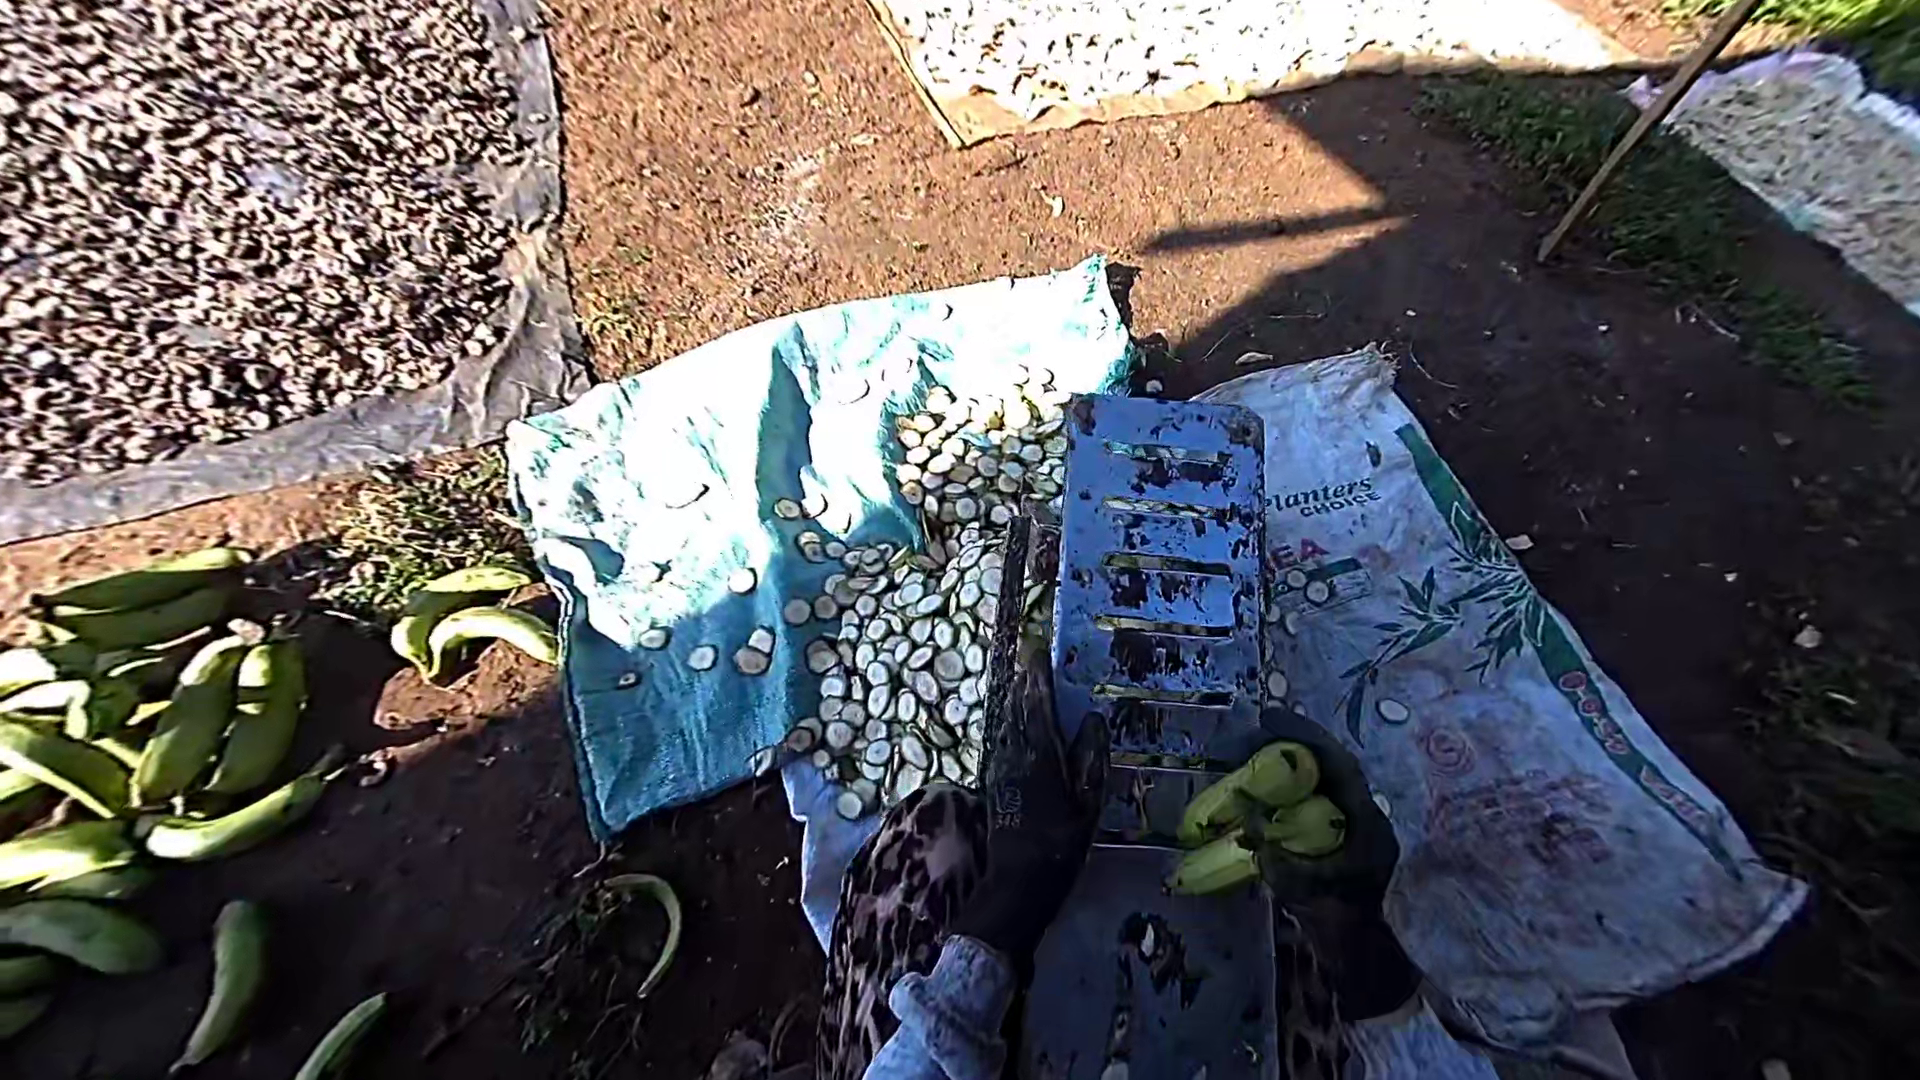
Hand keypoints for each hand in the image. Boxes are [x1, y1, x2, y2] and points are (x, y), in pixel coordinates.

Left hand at [948, 648, 1107, 975]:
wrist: (1018, 880)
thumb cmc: (1062, 843)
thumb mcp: (1088, 804)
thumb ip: (1091, 758)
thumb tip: (1094, 719)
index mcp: (1041, 754)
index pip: (1037, 704)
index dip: (1037, 675)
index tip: (1036, 649)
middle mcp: (1015, 752)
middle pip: (1016, 706)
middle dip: (1022, 679)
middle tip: (1027, 655)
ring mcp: (1000, 763)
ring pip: (1005, 719)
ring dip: (1012, 695)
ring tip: (1021, 677)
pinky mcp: (993, 776)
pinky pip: (999, 735)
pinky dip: (1006, 717)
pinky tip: (1009, 716)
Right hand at [1255, 708, 1419, 1018]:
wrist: (1357, 955)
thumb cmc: (1334, 921)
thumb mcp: (1297, 885)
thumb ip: (1272, 848)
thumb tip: (1245, 808)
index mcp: (1365, 824)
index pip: (1337, 763)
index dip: (1303, 735)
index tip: (1267, 718)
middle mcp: (1364, 815)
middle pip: (1328, 762)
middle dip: (1290, 741)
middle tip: (1250, 730)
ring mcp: (1353, 823)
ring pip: (1321, 775)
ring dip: (1287, 756)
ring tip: (1250, 747)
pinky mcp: (1338, 830)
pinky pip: (1313, 791)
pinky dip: (1287, 777)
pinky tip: (1262, 776)